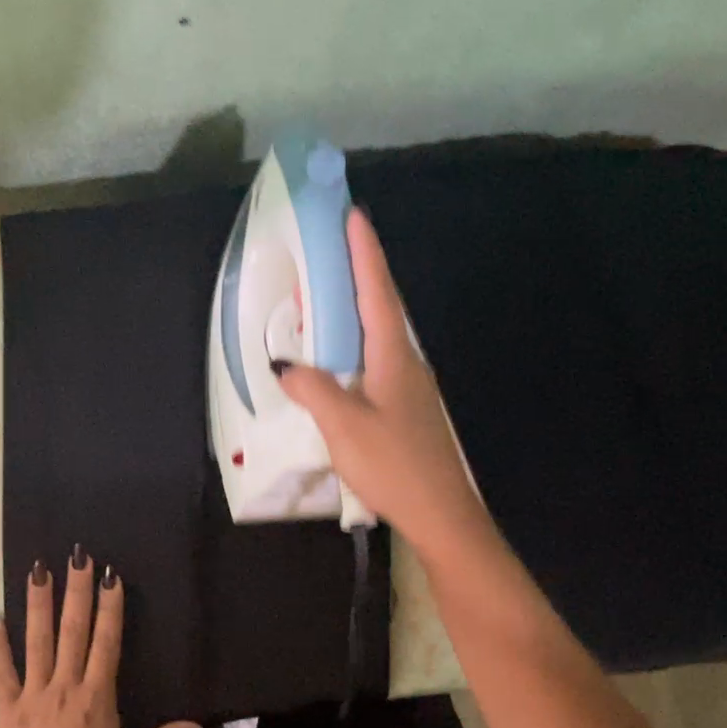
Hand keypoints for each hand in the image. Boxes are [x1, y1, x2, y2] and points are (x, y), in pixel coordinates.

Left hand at [0, 551, 201, 727]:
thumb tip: (200, 725)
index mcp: (98, 699)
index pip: (106, 642)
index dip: (110, 607)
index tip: (110, 575)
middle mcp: (65, 688)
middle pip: (73, 631)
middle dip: (76, 591)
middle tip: (77, 555)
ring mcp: (33, 697)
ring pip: (37, 641)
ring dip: (38, 603)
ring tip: (37, 568)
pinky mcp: (7, 710)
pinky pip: (1, 670)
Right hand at [277, 209, 488, 549]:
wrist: (441, 512)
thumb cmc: (393, 464)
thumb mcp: (343, 426)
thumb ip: (313, 389)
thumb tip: (285, 364)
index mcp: (392, 356)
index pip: (375, 291)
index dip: (363, 253)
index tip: (353, 215)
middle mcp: (406, 362)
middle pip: (381, 306)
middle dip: (357, 273)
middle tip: (330, 251)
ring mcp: (410, 385)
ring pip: (380, 334)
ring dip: (354, 310)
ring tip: (325, 299)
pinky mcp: (407, 407)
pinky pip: (377, 359)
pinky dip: (356, 343)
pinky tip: (340, 357)